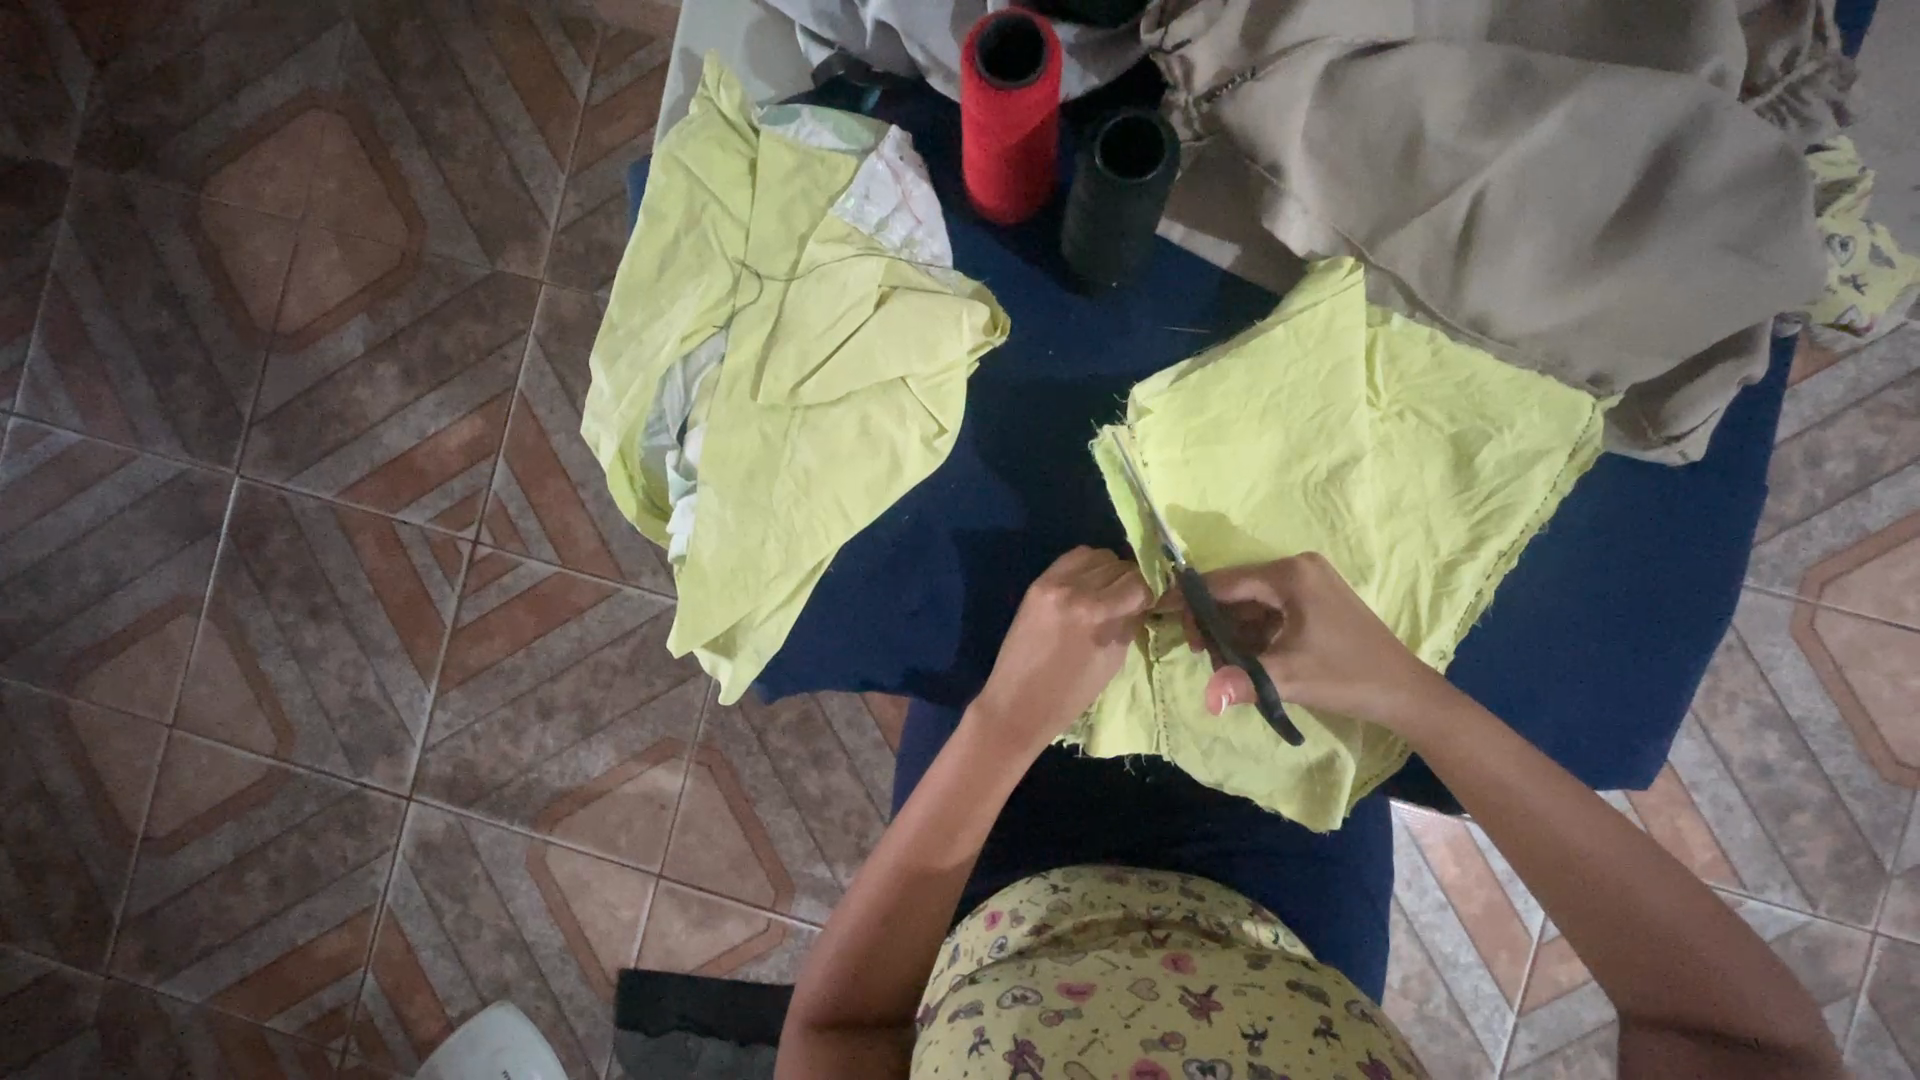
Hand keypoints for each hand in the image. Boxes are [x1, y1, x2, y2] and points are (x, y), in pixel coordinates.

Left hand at [969, 547, 1154, 756]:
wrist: (1019, 701)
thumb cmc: (1071, 693)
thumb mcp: (1114, 659)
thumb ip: (1129, 622)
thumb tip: (1144, 600)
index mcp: (1098, 614)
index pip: (1140, 583)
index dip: (1150, 592)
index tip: (1150, 602)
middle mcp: (1076, 590)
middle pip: (1120, 565)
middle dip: (1132, 581)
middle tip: (1130, 598)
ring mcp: (1053, 583)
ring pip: (1098, 555)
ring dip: (1110, 570)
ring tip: (1108, 591)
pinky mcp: (1037, 583)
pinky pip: (1072, 557)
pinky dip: (1087, 565)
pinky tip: (1088, 583)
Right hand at [1167, 552, 1456, 734]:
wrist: (1405, 692)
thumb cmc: (1349, 676)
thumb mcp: (1290, 678)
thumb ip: (1243, 681)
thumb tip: (1206, 699)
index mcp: (1290, 575)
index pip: (1224, 582)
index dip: (1189, 600)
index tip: (1161, 614)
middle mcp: (1297, 568)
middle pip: (1235, 589)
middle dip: (1212, 620)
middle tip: (1201, 652)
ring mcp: (1307, 582)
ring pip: (1249, 601)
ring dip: (1231, 628)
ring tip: (1222, 660)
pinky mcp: (1313, 599)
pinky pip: (1267, 608)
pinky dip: (1252, 630)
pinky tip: (1245, 656)